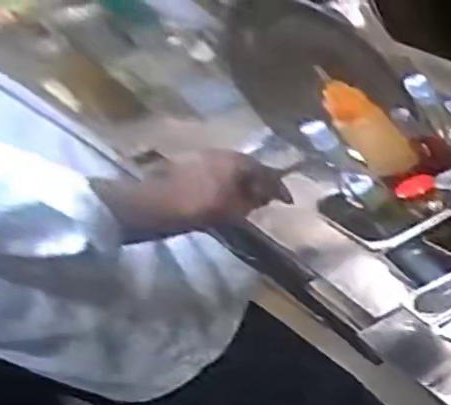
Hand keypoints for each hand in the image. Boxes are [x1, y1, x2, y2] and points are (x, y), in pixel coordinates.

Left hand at [150, 150, 291, 223]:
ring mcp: (202, 154)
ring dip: (244, 176)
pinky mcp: (189, 160)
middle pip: (248, 164)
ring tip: (251, 191)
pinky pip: (218, 165)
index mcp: (238, 163)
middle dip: (262, 178)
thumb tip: (268, 193)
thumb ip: (259, 197)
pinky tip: (231, 186)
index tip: (288, 201)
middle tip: (271, 193)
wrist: (162, 202)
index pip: (268, 172)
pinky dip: (229, 175)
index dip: (280, 187)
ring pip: (232, 164)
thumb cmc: (208, 207)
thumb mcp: (243, 207)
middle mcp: (221, 153)